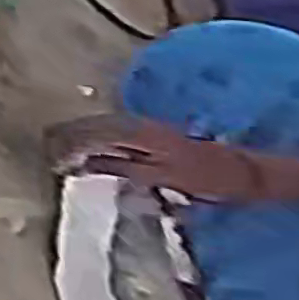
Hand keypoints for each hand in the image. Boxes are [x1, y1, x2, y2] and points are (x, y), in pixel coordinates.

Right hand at [49, 113, 267, 200]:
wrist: (248, 171)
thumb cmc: (206, 178)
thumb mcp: (162, 177)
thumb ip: (118, 167)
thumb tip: (80, 164)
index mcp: (132, 133)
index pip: (84, 135)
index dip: (64, 149)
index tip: (55, 167)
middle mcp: (129, 122)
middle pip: (81, 126)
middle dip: (61, 142)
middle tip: (51, 161)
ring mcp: (135, 122)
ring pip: (88, 125)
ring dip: (71, 139)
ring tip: (61, 156)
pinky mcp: (140, 128)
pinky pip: (100, 128)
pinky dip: (86, 138)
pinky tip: (83, 150)